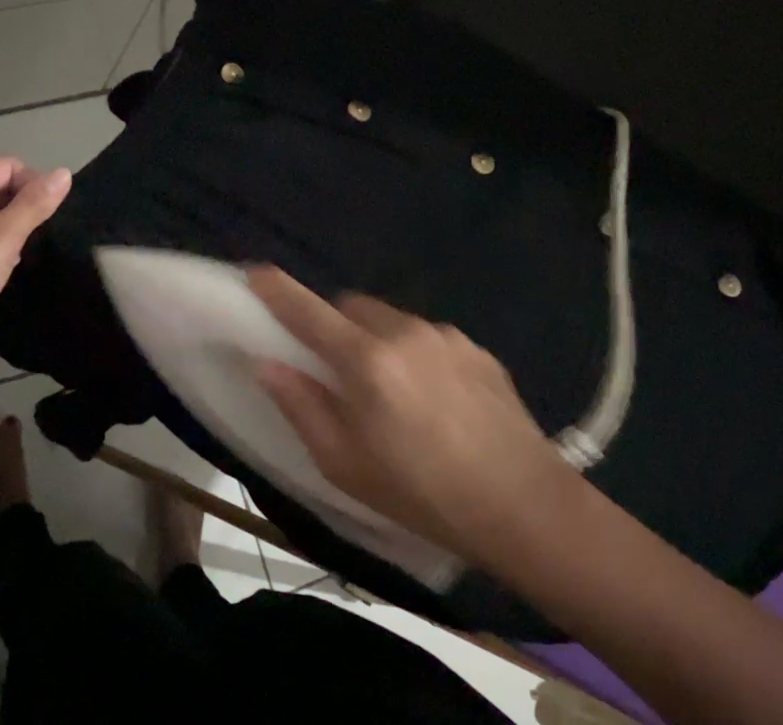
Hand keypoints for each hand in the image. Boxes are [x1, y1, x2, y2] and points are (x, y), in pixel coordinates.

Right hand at [248, 266, 579, 563]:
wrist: (527, 508)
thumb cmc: (422, 495)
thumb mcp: (344, 464)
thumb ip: (301, 406)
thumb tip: (266, 364)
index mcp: (367, 361)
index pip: (308, 311)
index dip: (277, 290)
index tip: (255, 274)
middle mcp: (406, 333)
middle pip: (351, 306)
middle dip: (333, 324)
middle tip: (333, 368)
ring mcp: (448, 338)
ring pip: (392, 320)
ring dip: (375, 339)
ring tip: (388, 391)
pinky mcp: (480, 352)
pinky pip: (429, 338)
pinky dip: (414, 355)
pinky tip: (430, 401)